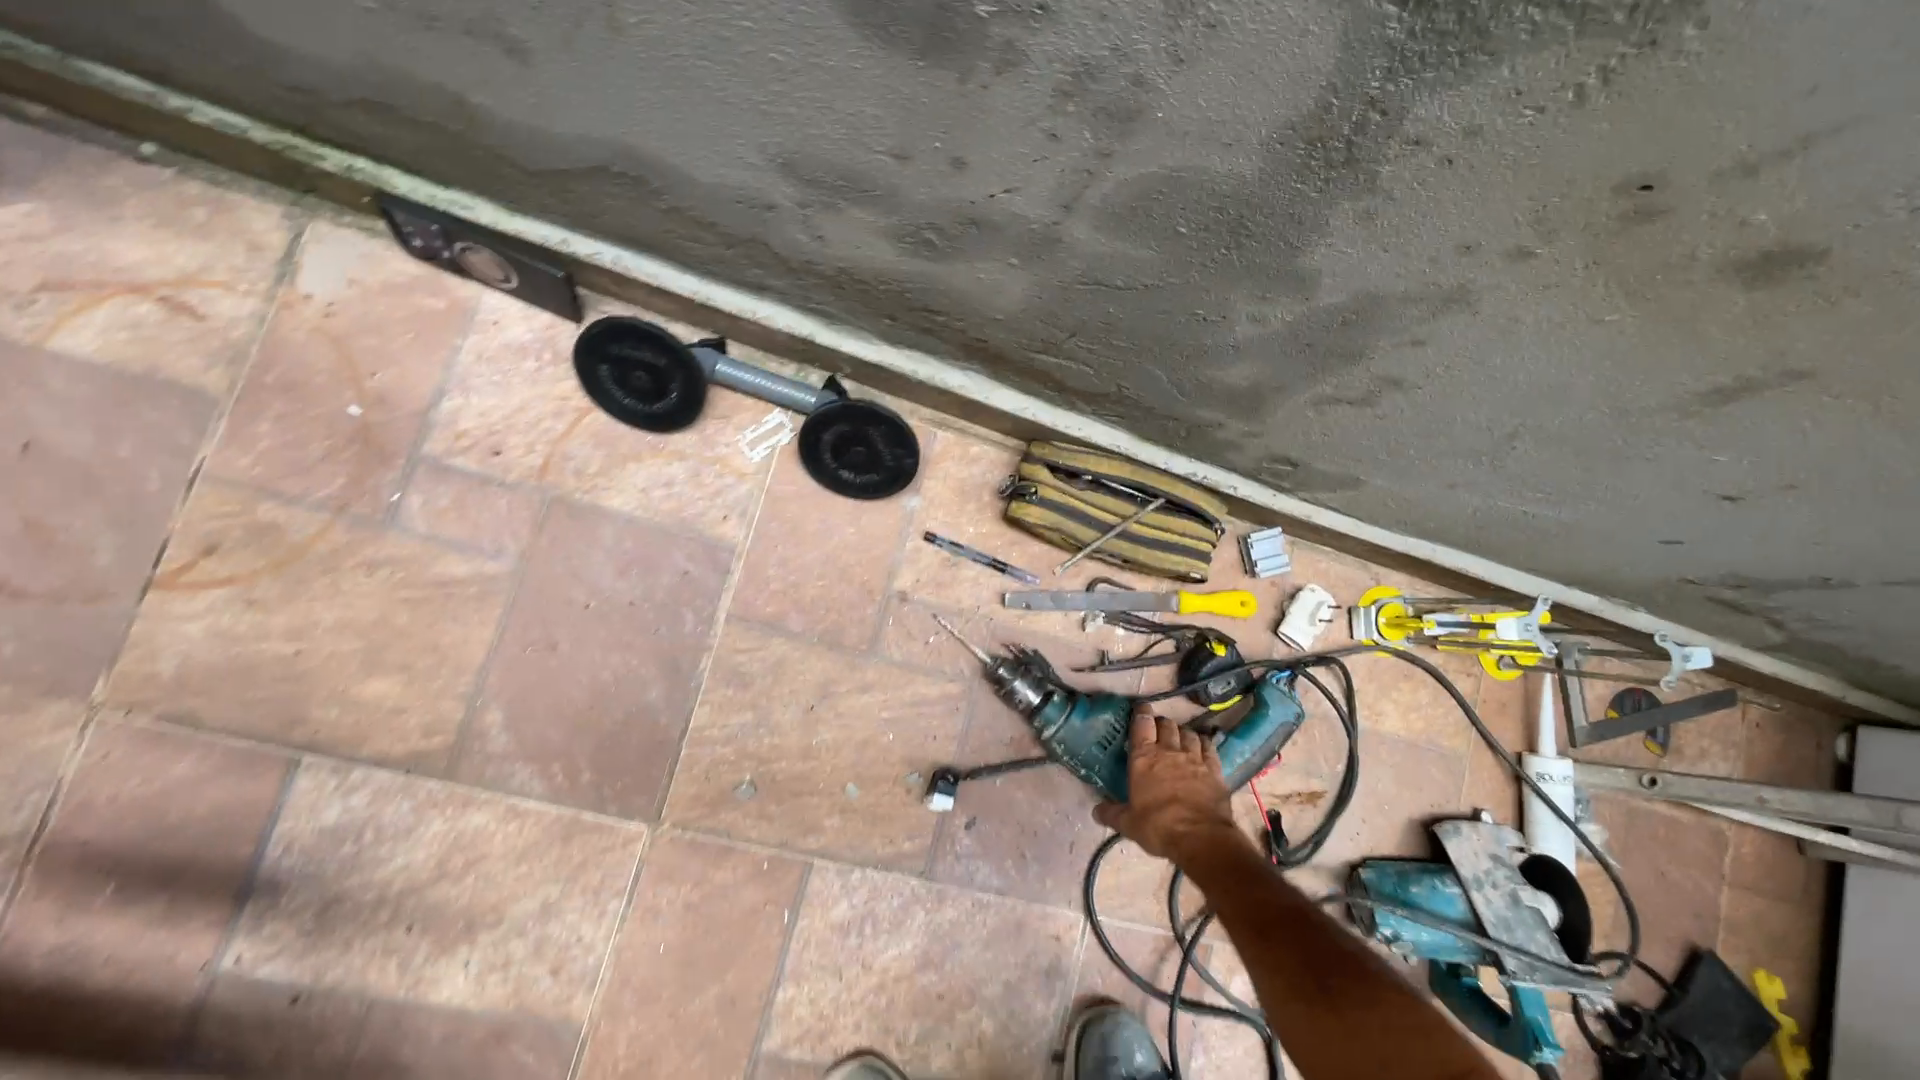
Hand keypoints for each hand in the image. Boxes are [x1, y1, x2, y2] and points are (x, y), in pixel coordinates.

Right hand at [1092, 707, 1242, 860]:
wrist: (1200, 837)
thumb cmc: (1158, 827)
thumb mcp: (1128, 824)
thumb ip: (1111, 813)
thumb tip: (1096, 810)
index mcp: (1144, 758)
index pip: (1142, 724)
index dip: (1141, 713)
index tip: (1141, 708)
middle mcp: (1169, 751)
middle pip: (1167, 725)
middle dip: (1162, 723)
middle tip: (1158, 728)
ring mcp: (1194, 758)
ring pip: (1189, 734)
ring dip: (1183, 732)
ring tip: (1180, 737)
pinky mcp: (1214, 770)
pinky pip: (1209, 748)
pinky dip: (1204, 743)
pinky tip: (1203, 746)